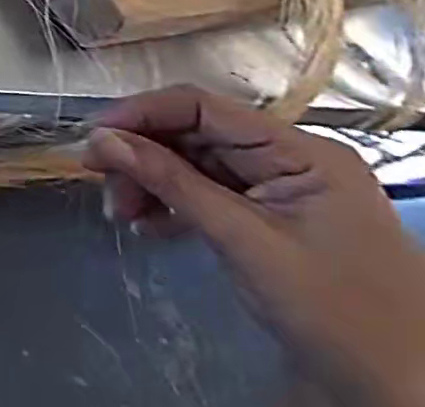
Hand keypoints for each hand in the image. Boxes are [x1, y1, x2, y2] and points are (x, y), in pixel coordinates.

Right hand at [83, 85, 424, 406]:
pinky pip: (194, 189)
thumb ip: (170, 181)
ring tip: (122, 214)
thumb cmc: (336, 310)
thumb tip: (99, 137)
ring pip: (182, 161)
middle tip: (97, 180)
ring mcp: (274, 188)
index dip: (140, 113)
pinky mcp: (259, 213)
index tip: (92, 137)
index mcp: (303, 156)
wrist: (395, 390)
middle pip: (185, 134)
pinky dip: (163, 203)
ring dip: (143, 183)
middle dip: (137, 157)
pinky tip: (145, 225)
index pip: (201, 108)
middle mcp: (288, 161)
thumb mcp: (244, 240)